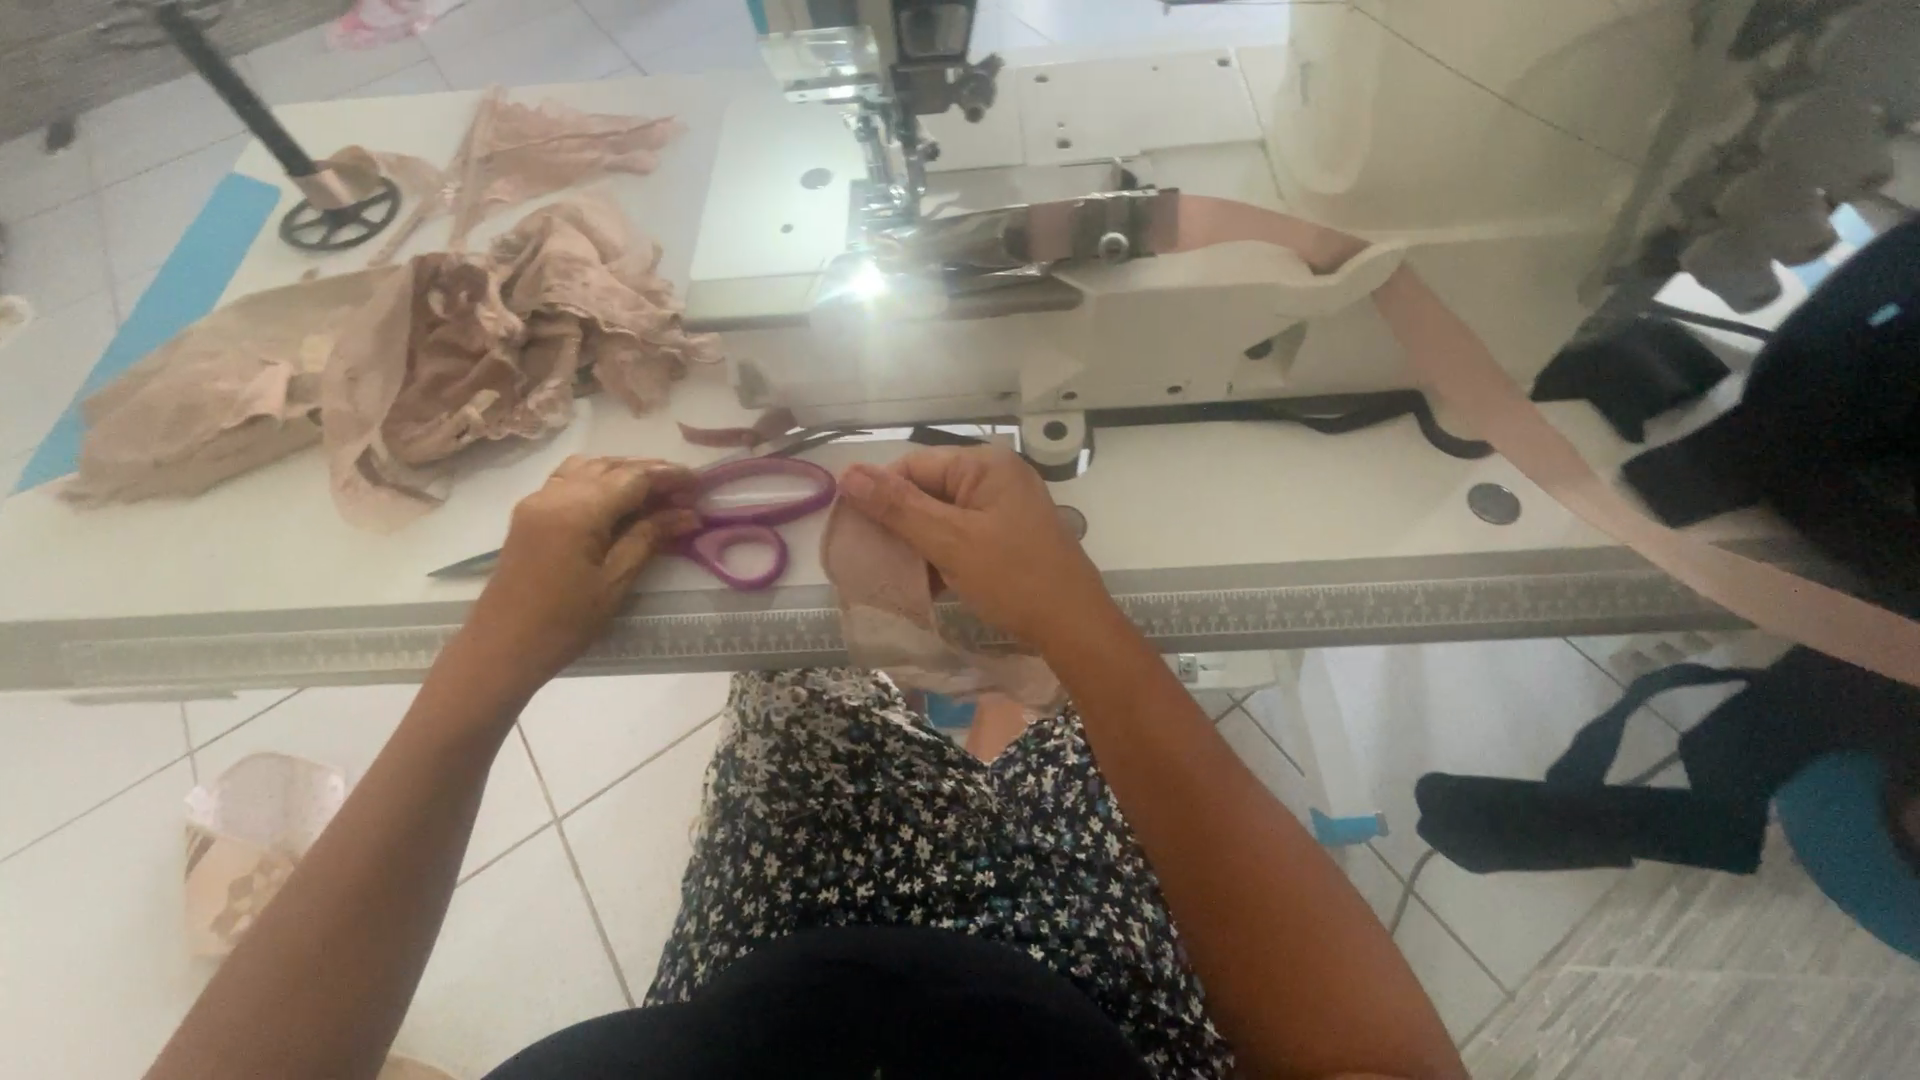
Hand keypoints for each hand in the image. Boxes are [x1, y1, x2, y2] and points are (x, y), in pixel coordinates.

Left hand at [458, 456, 699, 691]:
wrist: (502, 646)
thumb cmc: (565, 621)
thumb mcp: (616, 581)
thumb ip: (650, 537)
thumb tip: (687, 513)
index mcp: (578, 511)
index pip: (633, 477)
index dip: (670, 476)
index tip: (700, 484)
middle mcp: (555, 494)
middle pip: (611, 466)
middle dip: (651, 472)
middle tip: (685, 491)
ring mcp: (538, 500)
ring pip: (589, 467)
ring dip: (625, 472)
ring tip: (656, 492)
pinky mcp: (530, 512)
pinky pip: (570, 479)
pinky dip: (600, 479)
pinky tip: (618, 498)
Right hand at [839, 446, 1115, 651]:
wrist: (1074, 626)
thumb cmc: (1014, 579)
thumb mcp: (951, 541)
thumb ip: (898, 508)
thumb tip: (848, 474)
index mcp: (985, 464)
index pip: (914, 464)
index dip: (879, 493)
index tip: (853, 529)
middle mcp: (996, 477)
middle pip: (928, 489)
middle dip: (898, 522)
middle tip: (868, 555)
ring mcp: (1005, 508)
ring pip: (942, 516)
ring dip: (917, 544)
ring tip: (890, 572)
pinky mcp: (1008, 537)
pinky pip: (962, 536)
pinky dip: (941, 556)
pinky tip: (923, 584)